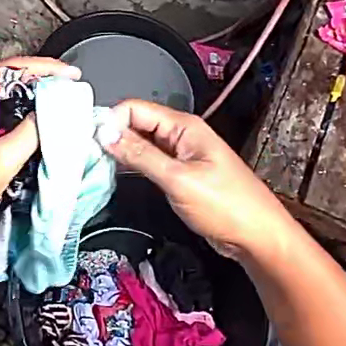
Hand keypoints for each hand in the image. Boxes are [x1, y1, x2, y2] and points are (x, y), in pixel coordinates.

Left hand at [0, 57, 80, 244]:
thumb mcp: (1, 160)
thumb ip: (29, 132)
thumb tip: (49, 112)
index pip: (10, 69)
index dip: (44, 68)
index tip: (70, 74)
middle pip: (6, 79)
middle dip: (39, 81)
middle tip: (68, 88)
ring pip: (2, 97)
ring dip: (29, 100)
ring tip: (58, 104)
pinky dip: (17, 116)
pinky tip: (34, 124)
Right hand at [98, 99, 300, 259]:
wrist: (256, 236)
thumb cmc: (229, 207)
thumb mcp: (178, 179)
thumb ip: (140, 155)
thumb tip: (108, 135)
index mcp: (185, 127)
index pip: (135, 108)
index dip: (111, 121)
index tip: (91, 140)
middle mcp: (182, 136)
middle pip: (136, 124)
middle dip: (112, 135)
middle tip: (89, 154)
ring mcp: (181, 155)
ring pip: (141, 143)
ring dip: (121, 151)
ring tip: (98, 165)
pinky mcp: (180, 174)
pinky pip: (149, 162)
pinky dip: (132, 166)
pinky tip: (118, 176)